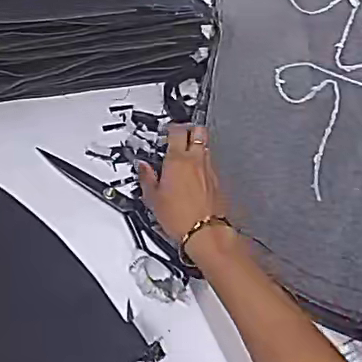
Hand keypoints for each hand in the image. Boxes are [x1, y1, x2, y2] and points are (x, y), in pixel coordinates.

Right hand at [136, 124, 237, 259]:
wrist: (206, 233)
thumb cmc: (181, 218)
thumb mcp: (153, 198)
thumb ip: (147, 178)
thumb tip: (144, 168)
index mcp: (178, 160)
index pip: (176, 131)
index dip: (171, 128)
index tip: (166, 131)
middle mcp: (197, 161)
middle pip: (198, 131)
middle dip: (189, 129)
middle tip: (179, 135)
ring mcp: (209, 170)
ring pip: (205, 147)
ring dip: (196, 146)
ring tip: (185, 155)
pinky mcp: (218, 182)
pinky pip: (210, 165)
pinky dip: (202, 164)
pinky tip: (194, 175)